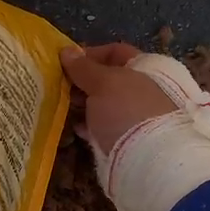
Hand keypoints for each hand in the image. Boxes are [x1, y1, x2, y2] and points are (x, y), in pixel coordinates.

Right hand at [59, 44, 178, 154]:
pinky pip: (103, 124)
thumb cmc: (127, 110)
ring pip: (103, 101)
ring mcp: (136, 114)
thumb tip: (66, 50)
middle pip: (108, 77)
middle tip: (59, 84)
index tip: (66, 62)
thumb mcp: (103, 83)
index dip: (91, 53)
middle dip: (82, 79)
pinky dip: (88, 123)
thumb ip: (83, 67)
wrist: (149, 160)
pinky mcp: (128, 137)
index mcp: (147, 69)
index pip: (116, 52)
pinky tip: (75, 126)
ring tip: (63, 105)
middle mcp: (144, 89)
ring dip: (83, 102)